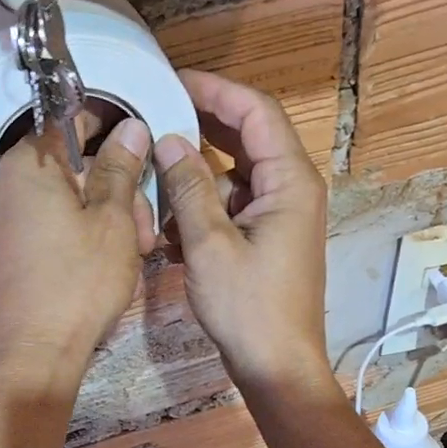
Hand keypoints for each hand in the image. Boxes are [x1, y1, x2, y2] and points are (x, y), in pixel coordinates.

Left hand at [0, 116, 155, 390]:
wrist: (36, 352)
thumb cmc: (79, 281)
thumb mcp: (113, 220)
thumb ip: (121, 168)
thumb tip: (131, 126)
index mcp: (33, 161)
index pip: (75, 115)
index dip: (117, 122)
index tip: (150, 143)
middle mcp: (16, 181)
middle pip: (79, 160)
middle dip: (121, 184)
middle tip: (147, 222)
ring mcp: (17, 216)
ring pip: (77, 195)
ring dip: (114, 213)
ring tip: (139, 248)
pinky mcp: (24, 246)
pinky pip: (64, 221)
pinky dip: (93, 232)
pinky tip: (119, 258)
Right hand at [155, 69, 330, 393]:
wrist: (277, 367)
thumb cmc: (248, 308)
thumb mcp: (209, 245)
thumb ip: (188, 188)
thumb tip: (168, 140)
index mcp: (290, 181)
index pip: (256, 112)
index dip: (215, 90)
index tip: (172, 80)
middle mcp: (292, 190)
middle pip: (248, 138)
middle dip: (202, 127)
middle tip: (155, 115)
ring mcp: (282, 216)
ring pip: (236, 175)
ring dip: (197, 175)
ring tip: (154, 174)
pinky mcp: (269, 240)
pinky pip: (234, 206)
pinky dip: (204, 206)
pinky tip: (169, 221)